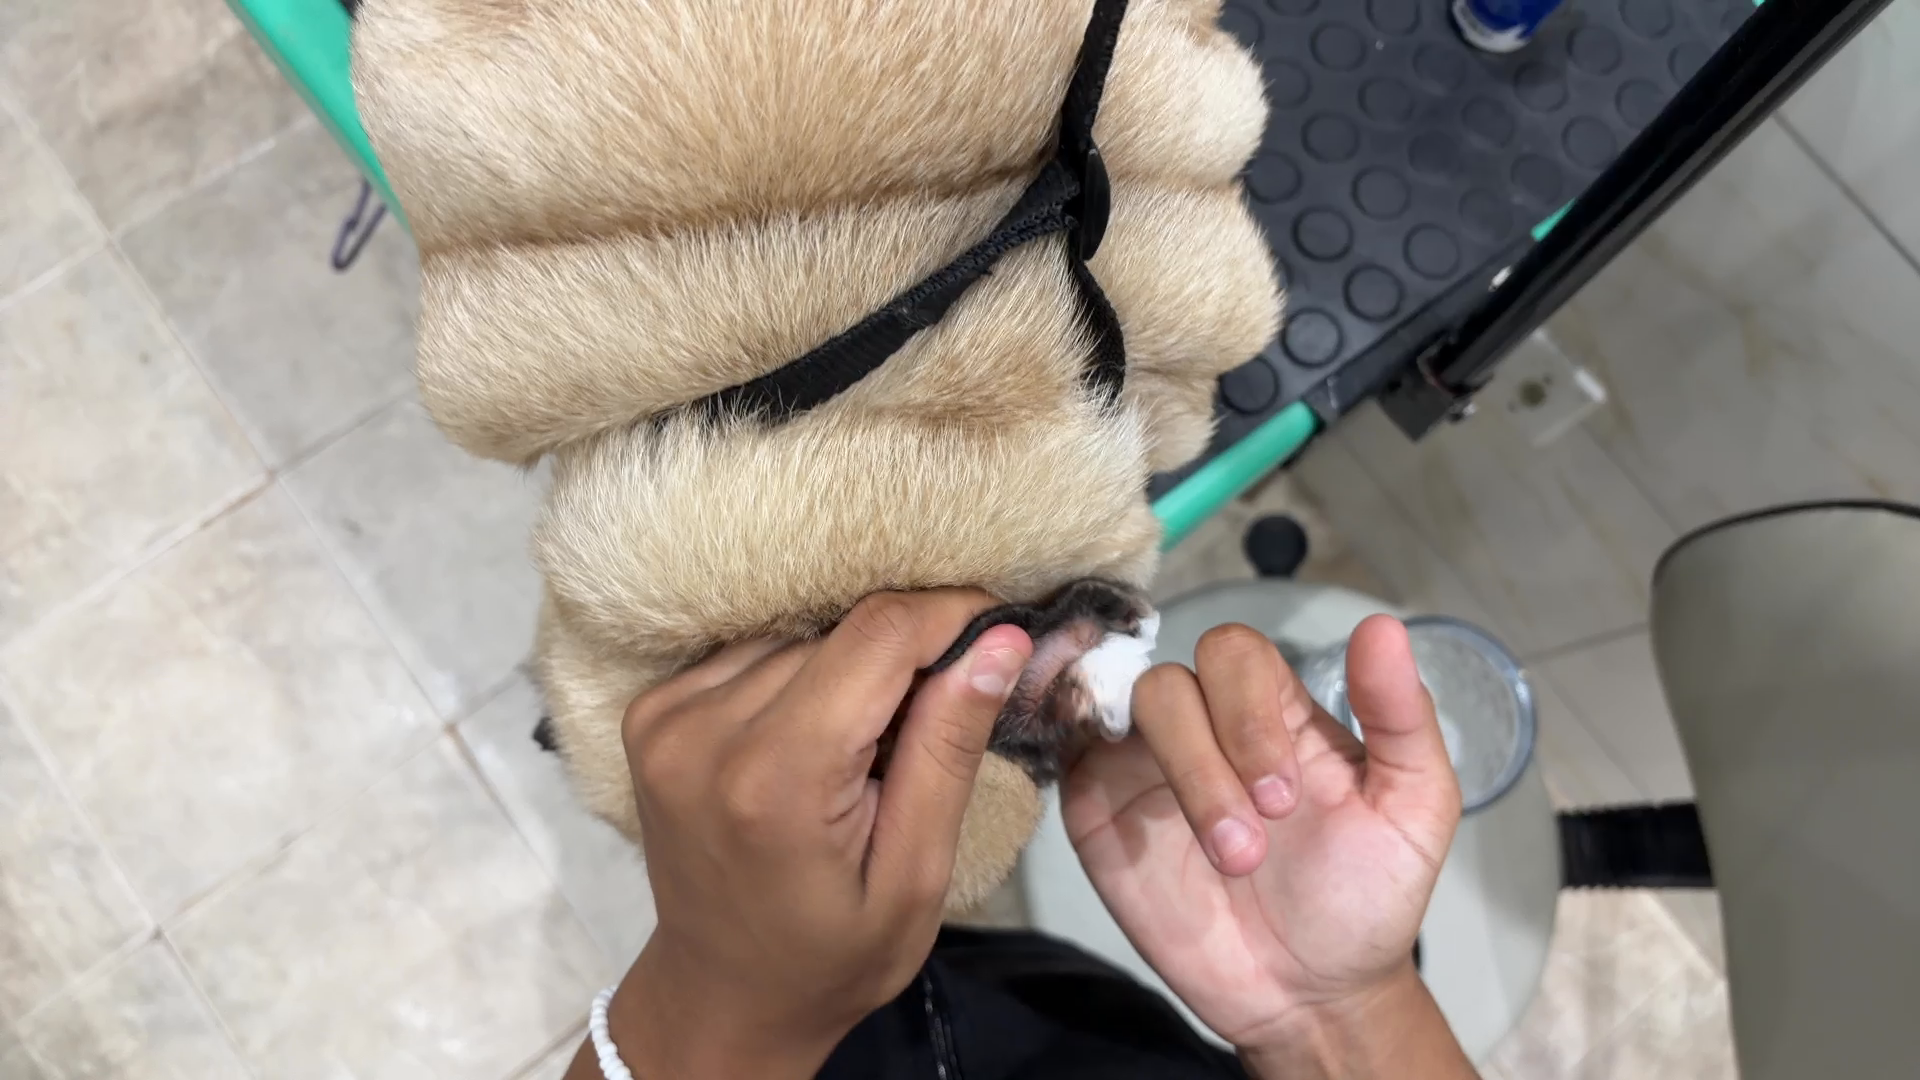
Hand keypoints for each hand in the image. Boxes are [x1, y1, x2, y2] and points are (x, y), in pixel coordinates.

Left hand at [576, 591, 1031, 1079]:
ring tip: (865, 740)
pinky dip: (804, 676)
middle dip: (907, 657)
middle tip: (932, 717)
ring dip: (852, 669)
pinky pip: (757, 652)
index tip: (998, 630)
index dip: (950, 615)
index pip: (879, 635)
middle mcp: (703, 729)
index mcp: (776, 776)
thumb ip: (950, 747)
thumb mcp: (917, 871)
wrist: (721, 995)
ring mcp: (667, 716)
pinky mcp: (651, 710)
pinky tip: (812, 730)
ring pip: (802, 636)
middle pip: (841, 633)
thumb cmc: (831, 954)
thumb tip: (999, 642)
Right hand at [1064, 616, 1463, 1063]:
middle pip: (1170, 681)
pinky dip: (1081, 747)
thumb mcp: (1411, 810)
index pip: (1232, 652)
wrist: (1302, 991)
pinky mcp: (1097, 799)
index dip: (1248, 709)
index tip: (1284, 795)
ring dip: (1181, 777)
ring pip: (1124, 709)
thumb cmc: (1360, 897)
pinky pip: (1069, 746)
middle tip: (1257, 836)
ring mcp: (1140, 757)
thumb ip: (1400, 717)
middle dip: (1212, 755)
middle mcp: (1199, 721)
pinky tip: (1134, 810)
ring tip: (1231, 856)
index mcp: (1267, 709)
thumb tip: (1383, 626)